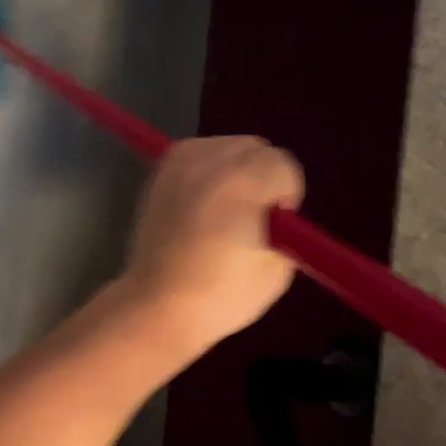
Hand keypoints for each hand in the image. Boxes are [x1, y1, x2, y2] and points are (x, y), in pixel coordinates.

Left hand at [116, 136, 303, 363]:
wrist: (160, 300)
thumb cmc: (223, 292)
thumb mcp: (278, 267)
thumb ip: (285, 226)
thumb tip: (275, 210)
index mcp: (244, 182)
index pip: (284, 164)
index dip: (285, 196)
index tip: (275, 224)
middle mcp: (211, 159)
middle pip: (255, 146)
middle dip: (262, 176)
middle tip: (251, 218)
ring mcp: (181, 159)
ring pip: (226, 146)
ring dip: (234, 169)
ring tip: (222, 211)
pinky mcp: (162, 166)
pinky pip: (199, 153)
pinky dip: (208, 169)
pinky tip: (201, 202)